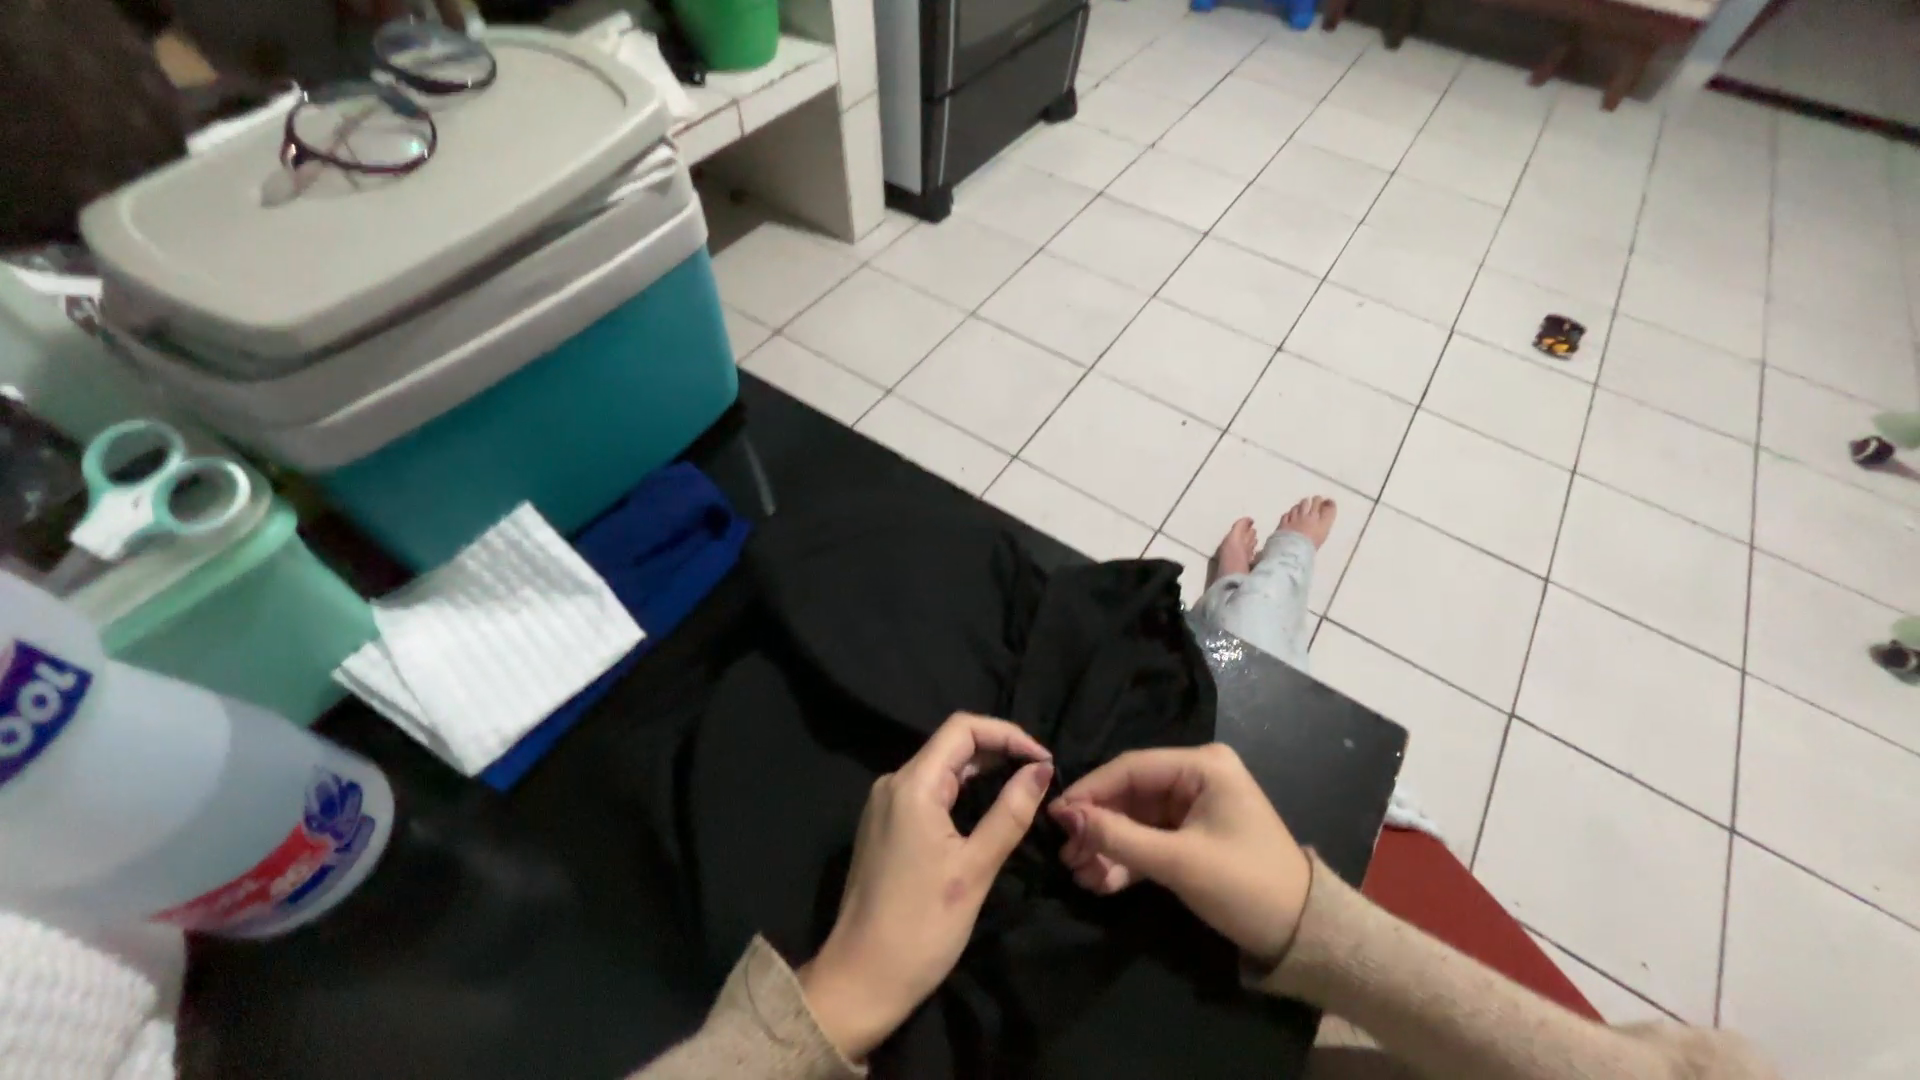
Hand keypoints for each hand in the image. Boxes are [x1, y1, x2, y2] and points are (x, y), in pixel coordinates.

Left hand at [798, 713, 1053, 1060]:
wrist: (860, 979)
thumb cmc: (921, 926)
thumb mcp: (975, 868)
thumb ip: (1010, 812)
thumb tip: (1042, 768)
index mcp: (912, 784)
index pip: (963, 728)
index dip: (1007, 734)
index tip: (1043, 759)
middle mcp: (893, 783)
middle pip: (951, 744)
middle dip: (998, 750)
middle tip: (1040, 774)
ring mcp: (884, 804)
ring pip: (940, 768)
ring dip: (982, 770)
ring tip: (1022, 788)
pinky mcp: (884, 825)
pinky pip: (927, 791)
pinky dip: (961, 791)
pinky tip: (986, 808)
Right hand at [1048, 743, 1309, 965]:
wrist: (1304, 939)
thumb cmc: (1246, 886)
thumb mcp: (1178, 862)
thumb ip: (1118, 837)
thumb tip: (1064, 815)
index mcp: (1203, 766)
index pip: (1130, 768)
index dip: (1089, 791)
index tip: (1054, 817)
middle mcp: (1197, 777)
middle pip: (1129, 794)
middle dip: (1096, 826)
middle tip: (1065, 856)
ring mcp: (1194, 807)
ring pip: (1134, 819)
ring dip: (1106, 846)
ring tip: (1079, 875)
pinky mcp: (1192, 836)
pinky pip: (1148, 840)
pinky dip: (1126, 860)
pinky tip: (1100, 882)